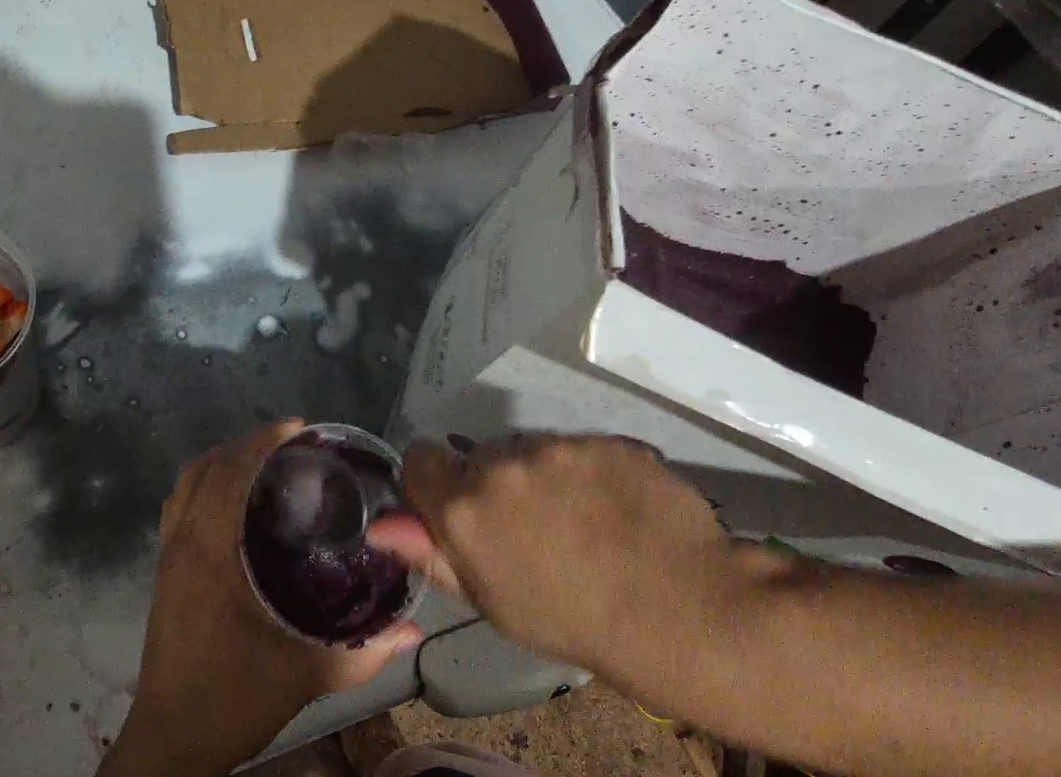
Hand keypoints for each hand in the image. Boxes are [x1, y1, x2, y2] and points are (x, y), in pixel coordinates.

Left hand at [100, 420, 421, 776]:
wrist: (171, 741)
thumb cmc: (231, 699)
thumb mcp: (303, 675)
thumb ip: (361, 651)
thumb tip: (413, 631)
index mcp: (208, 554)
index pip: (227, 474)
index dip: (259, 442)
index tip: (297, 428)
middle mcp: (181, 544)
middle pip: (203, 469)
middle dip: (244, 445)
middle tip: (290, 443)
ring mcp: (167, 556)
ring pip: (186, 485)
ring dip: (221, 462)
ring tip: (264, 462)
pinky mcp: (164, 572)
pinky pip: (180, 507)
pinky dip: (205, 486)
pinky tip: (237, 504)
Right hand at [367, 433, 775, 678]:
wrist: (680, 609)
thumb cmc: (573, 620)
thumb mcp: (490, 601)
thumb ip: (431, 553)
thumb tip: (380, 525)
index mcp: (464, 505)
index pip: (419, 460)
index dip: (432, 483)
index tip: (456, 510)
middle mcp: (502, 463)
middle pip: (480, 457)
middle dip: (494, 484)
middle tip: (531, 527)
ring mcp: (558, 447)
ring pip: (532, 451)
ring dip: (543, 476)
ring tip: (582, 520)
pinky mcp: (605, 439)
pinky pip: (582, 450)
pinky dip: (590, 473)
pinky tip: (616, 510)